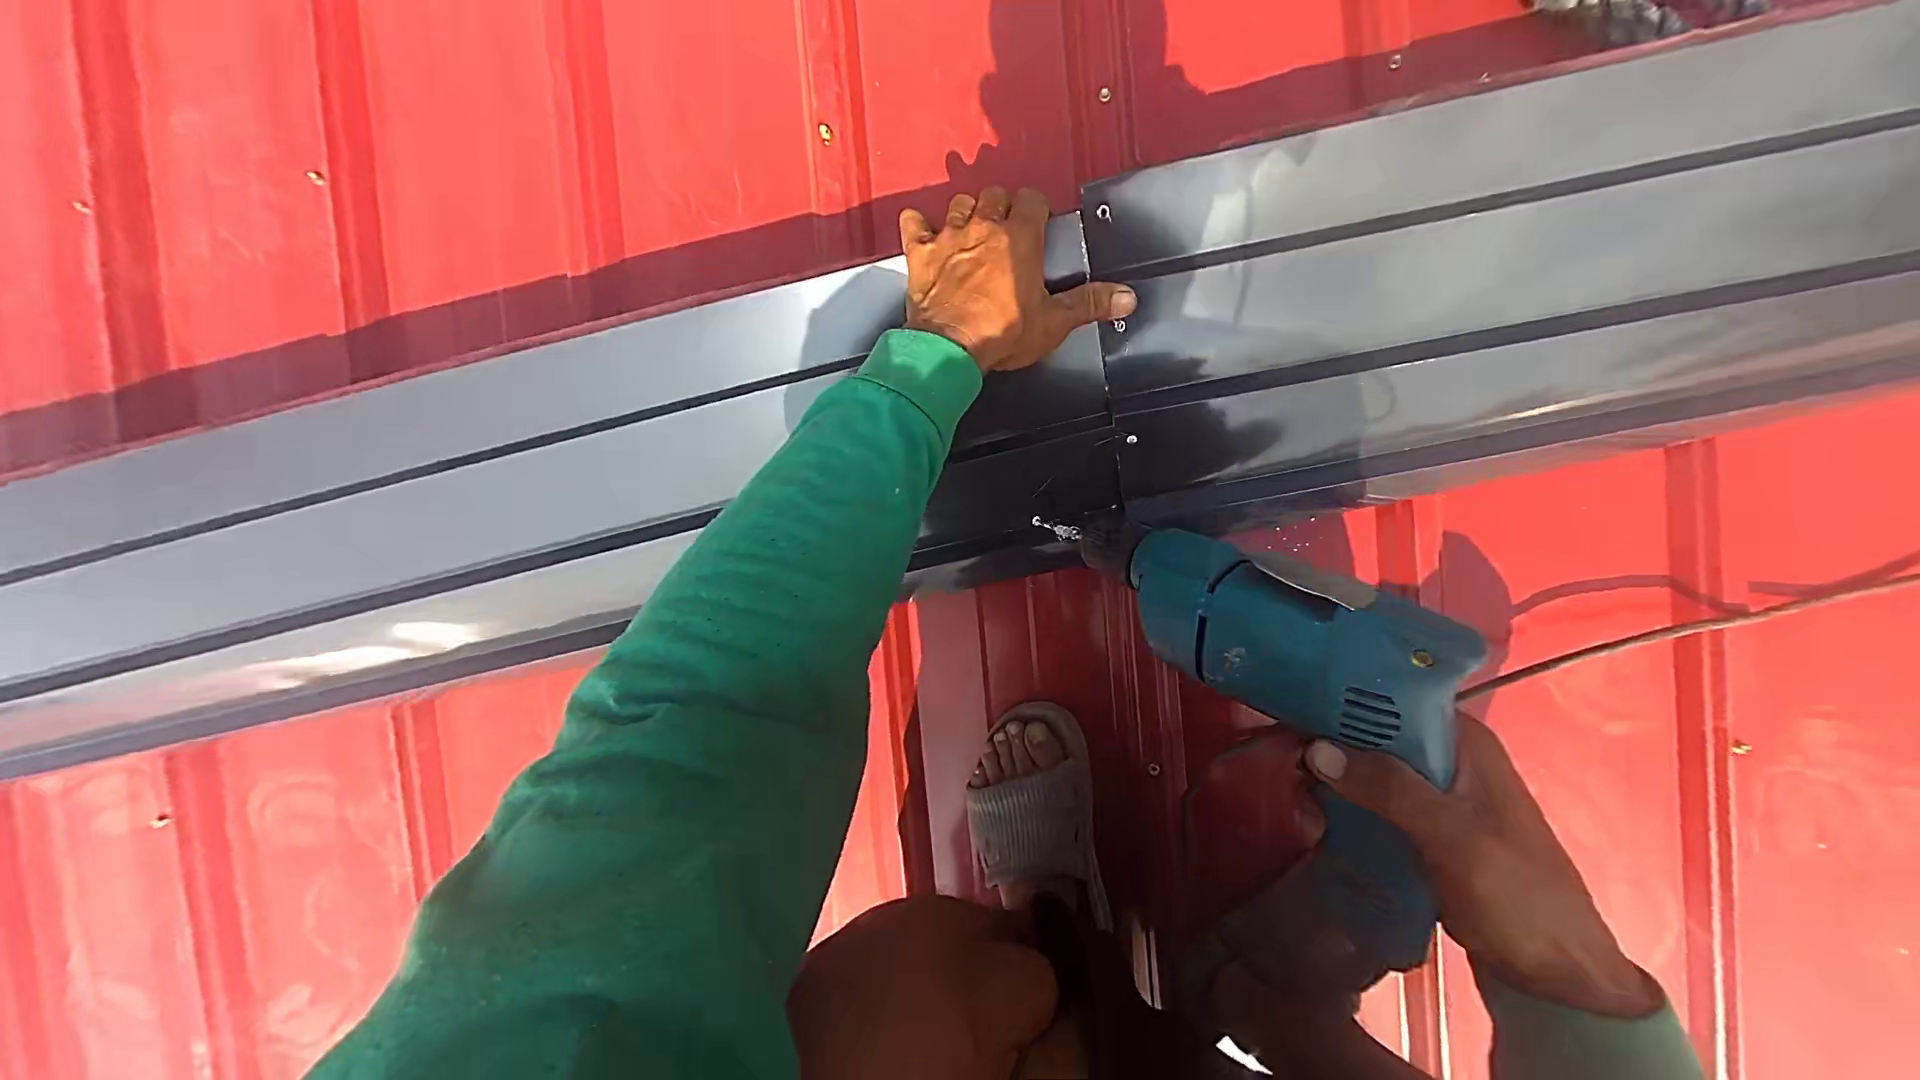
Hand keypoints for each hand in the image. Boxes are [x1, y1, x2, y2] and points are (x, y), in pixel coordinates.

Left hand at [899, 187, 1134, 372]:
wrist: (951, 348)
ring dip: (966, 213)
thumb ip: (1088, 304)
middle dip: (1002, 207)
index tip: (1039, 222)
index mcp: (1020, 237)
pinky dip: (918, 225)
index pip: (1032, 199)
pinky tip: (923, 231)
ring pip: (959, 204)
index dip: (1037, 208)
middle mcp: (983, 227)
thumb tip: (1124, 297)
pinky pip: (913, 224)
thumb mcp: (1052, 322)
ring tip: (972, 230)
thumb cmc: (999, 333)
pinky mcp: (921, 254)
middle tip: (1007, 229)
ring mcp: (949, 237)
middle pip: (994, 195)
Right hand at [1305, 717, 1663, 1016]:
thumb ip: (1390, 789)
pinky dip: (1340, 800)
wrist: (1556, 978)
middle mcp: (1444, 756)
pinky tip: (1311, 809)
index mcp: (1463, 741)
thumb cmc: (1517, 897)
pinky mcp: (1417, 822)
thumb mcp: (1454, 838)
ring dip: (1329, 772)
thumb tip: (1316, 749)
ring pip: (1364, 764)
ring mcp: (1431, 791)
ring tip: (1286, 780)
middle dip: (1326, 738)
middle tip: (1281, 749)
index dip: (1340, 694)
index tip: (1289, 701)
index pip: (1391, 696)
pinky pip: (1367, 796)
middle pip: (1371, 729)